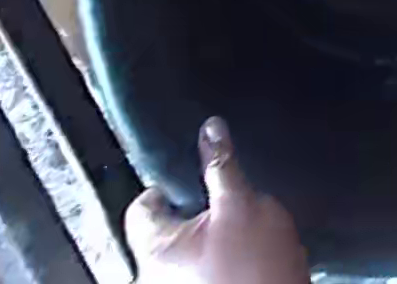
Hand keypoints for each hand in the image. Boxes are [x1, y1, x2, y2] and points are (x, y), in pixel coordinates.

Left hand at [126, 117, 308, 283]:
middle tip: (226, 208)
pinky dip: (212, 265)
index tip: (194, 180)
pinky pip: (194, 276)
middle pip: (162, 231)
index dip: (168, 186)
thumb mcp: (242, 203)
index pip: (141, 207)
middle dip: (193, 215)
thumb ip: (222, 166)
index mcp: (155, 252)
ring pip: (180, 256)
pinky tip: (240, 260)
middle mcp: (151, 282)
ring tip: (238, 237)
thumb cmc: (255, 269)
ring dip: (205, 242)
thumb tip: (211, 129)